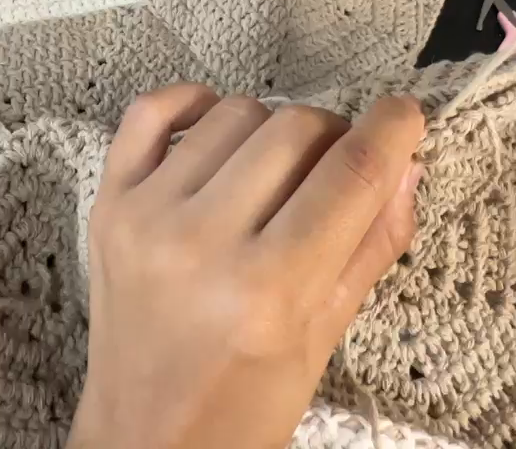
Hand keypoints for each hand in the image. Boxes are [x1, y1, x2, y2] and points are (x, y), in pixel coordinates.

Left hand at [70, 85, 424, 448]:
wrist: (147, 441)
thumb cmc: (249, 402)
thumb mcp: (327, 336)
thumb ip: (374, 242)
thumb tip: (406, 162)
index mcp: (271, 291)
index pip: (350, 174)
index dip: (392, 129)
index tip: (405, 114)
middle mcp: (204, 243)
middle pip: (295, 128)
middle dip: (333, 135)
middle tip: (333, 166)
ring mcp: (147, 216)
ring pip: (236, 112)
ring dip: (271, 128)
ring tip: (273, 170)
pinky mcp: (109, 202)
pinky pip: (150, 110)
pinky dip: (192, 101)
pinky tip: (216, 127)